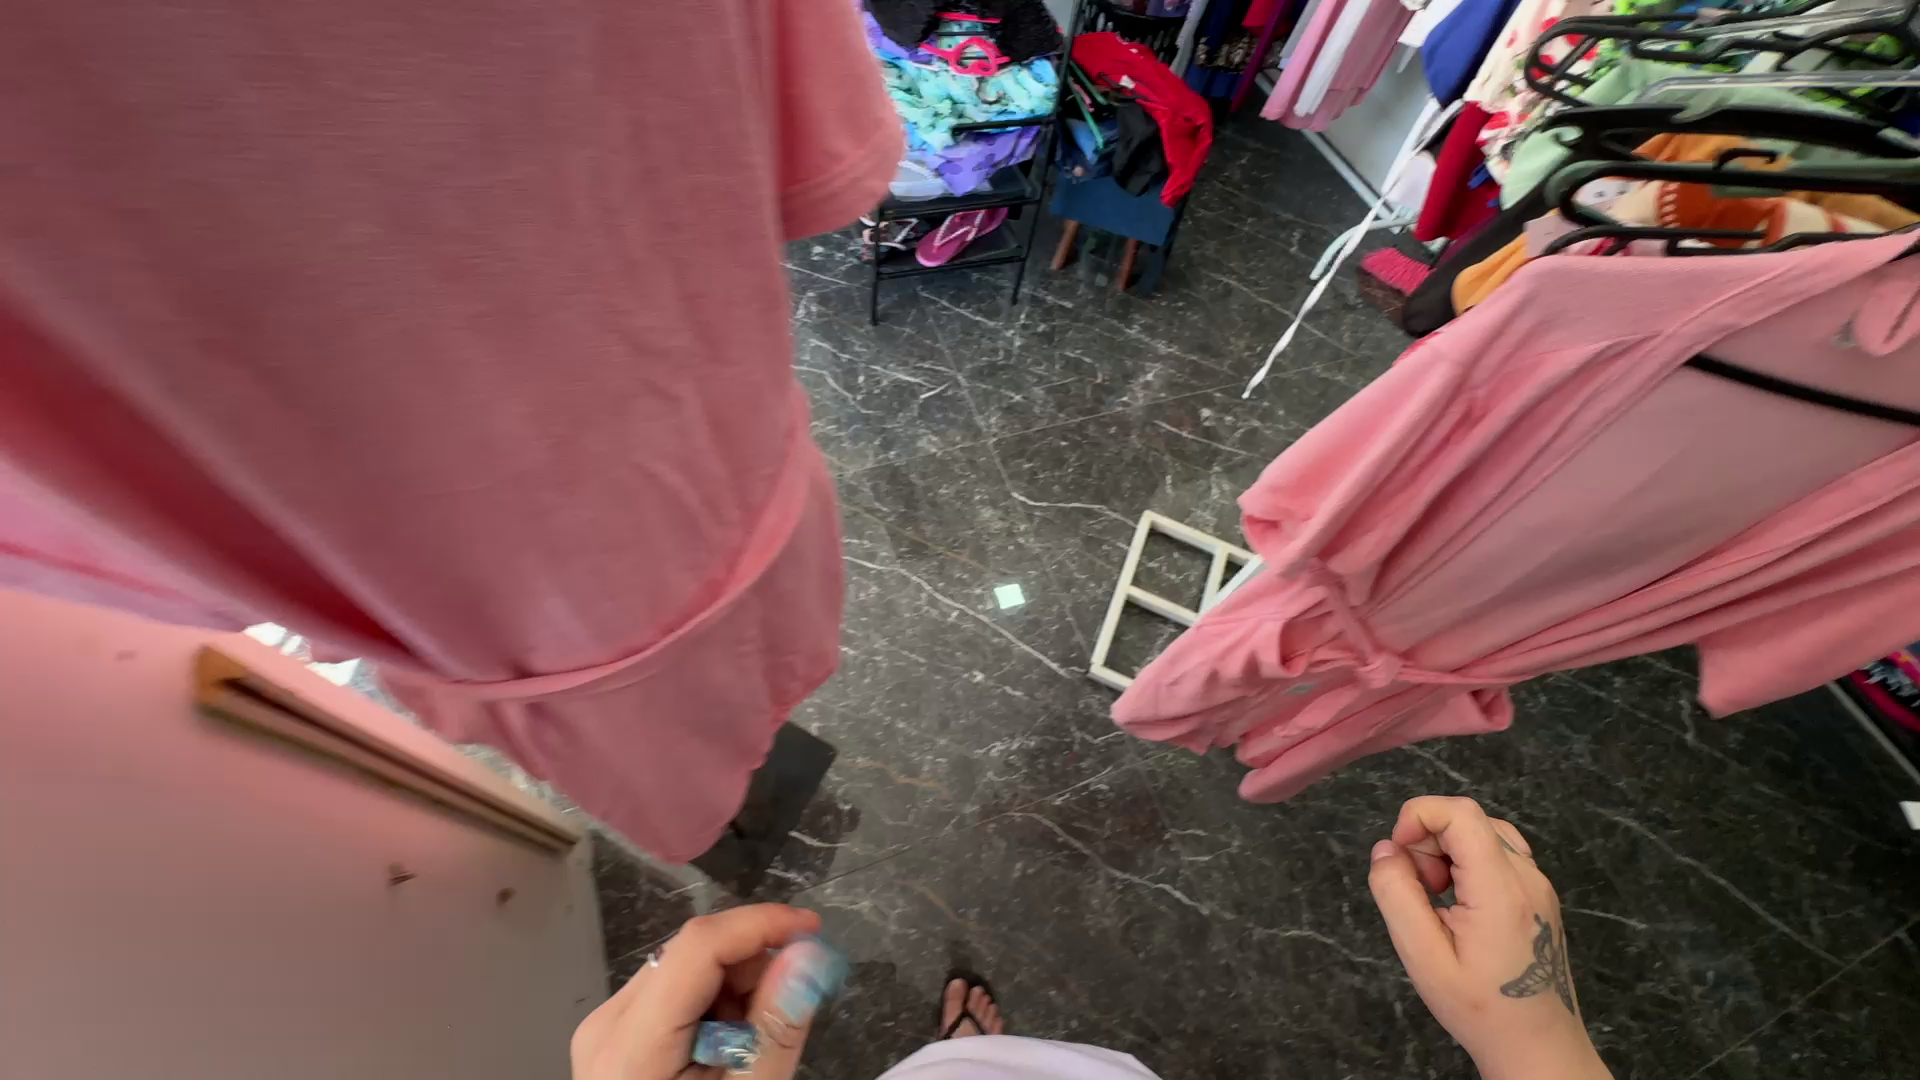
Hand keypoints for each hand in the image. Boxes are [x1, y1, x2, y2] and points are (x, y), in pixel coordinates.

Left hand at [571, 904, 823, 1079]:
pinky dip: (716, 1003)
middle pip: (696, 952)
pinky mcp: (615, 1037)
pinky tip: (727, 1046)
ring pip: (690, 966)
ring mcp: (606, 1029)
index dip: (761, 923)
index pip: (699, 945)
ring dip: (738, 985)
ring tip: (753, 1040)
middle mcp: (607, 1022)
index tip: (815, 930)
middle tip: (792, 1002)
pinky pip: (678, 990)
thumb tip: (807, 951)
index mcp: (630, 1044)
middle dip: (754, 964)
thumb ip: (777, 1025)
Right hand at [1367, 797, 1611, 1079]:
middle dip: (1427, 837)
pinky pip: (1495, 852)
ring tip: (1435, 892)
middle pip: (1468, 818)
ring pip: (1481, 830)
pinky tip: (1457, 899)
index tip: (1398, 855)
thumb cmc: (1478, 1006)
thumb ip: (1396, 892)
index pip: (1459, 813)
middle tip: (1417, 885)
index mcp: (1502, 890)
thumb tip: (1386, 848)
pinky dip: (1464, 860)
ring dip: (1445, 847)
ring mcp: (1538, 886)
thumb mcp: (1421, 954)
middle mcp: (1528, 878)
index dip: (1417, 817)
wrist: (1540, 1051)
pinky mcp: (1537, 897)